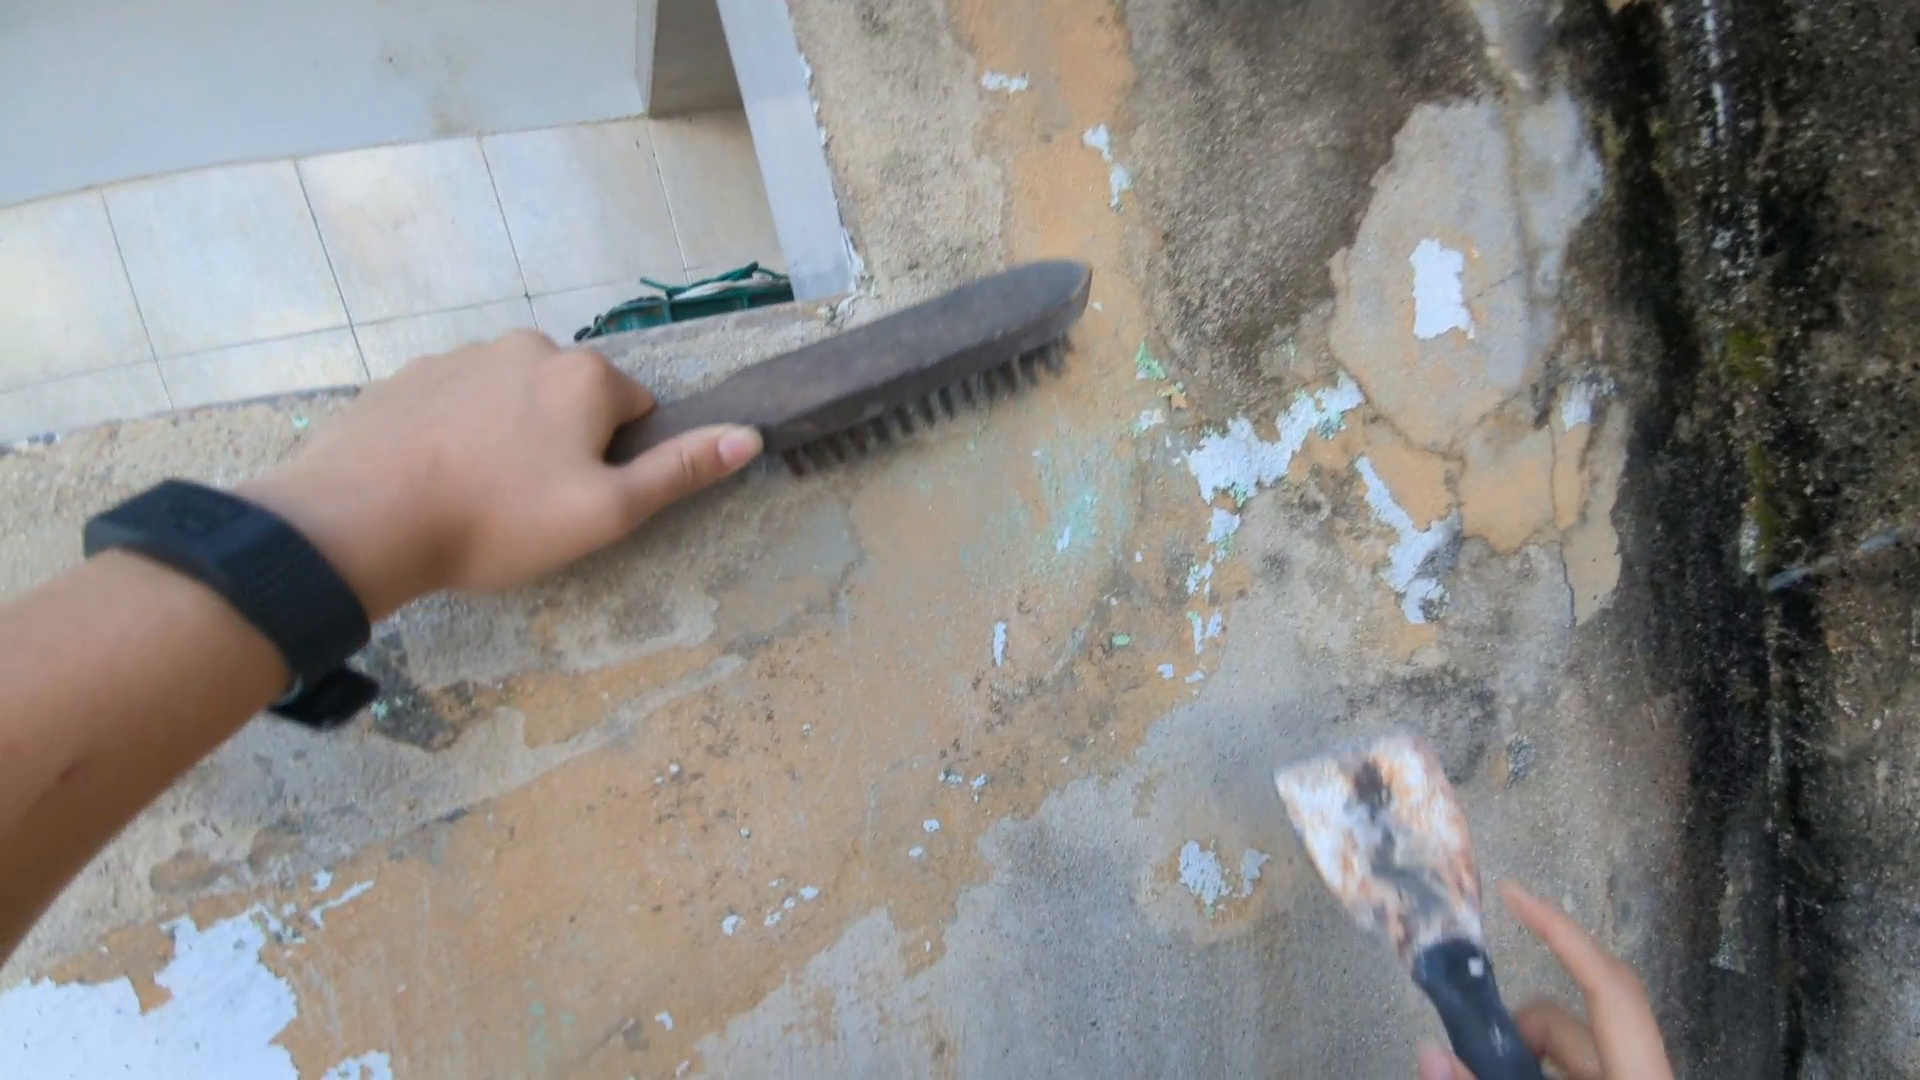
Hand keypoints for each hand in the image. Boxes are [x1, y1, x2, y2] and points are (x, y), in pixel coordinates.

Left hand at [241, 330, 760, 618]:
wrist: (358, 523)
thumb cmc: (503, 519)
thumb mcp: (610, 509)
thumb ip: (682, 469)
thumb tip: (750, 436)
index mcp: (585, 374)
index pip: (639, 408)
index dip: (622, 456)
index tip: (585, 493)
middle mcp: (530, 345)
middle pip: (581, 397)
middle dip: (573, 439)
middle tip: (539, 497)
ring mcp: (463, 354)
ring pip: (523, 396)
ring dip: (522, 432)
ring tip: (487, 488)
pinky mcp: (410, 374)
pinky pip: (468, 397)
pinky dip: (471, 427)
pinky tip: (445, 471)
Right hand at [1416, 881, 1673, 1079]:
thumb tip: (1425, 1052)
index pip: (1610, 989)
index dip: (1562, 934)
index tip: (1509, 894)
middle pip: (1573, 1024)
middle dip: (1516, 1029)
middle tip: (1473, 1058)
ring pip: (1571, 1054)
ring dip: (1525, 1062)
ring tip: (1487, 1073)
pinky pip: (1577, 1075)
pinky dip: (1541, 1076)